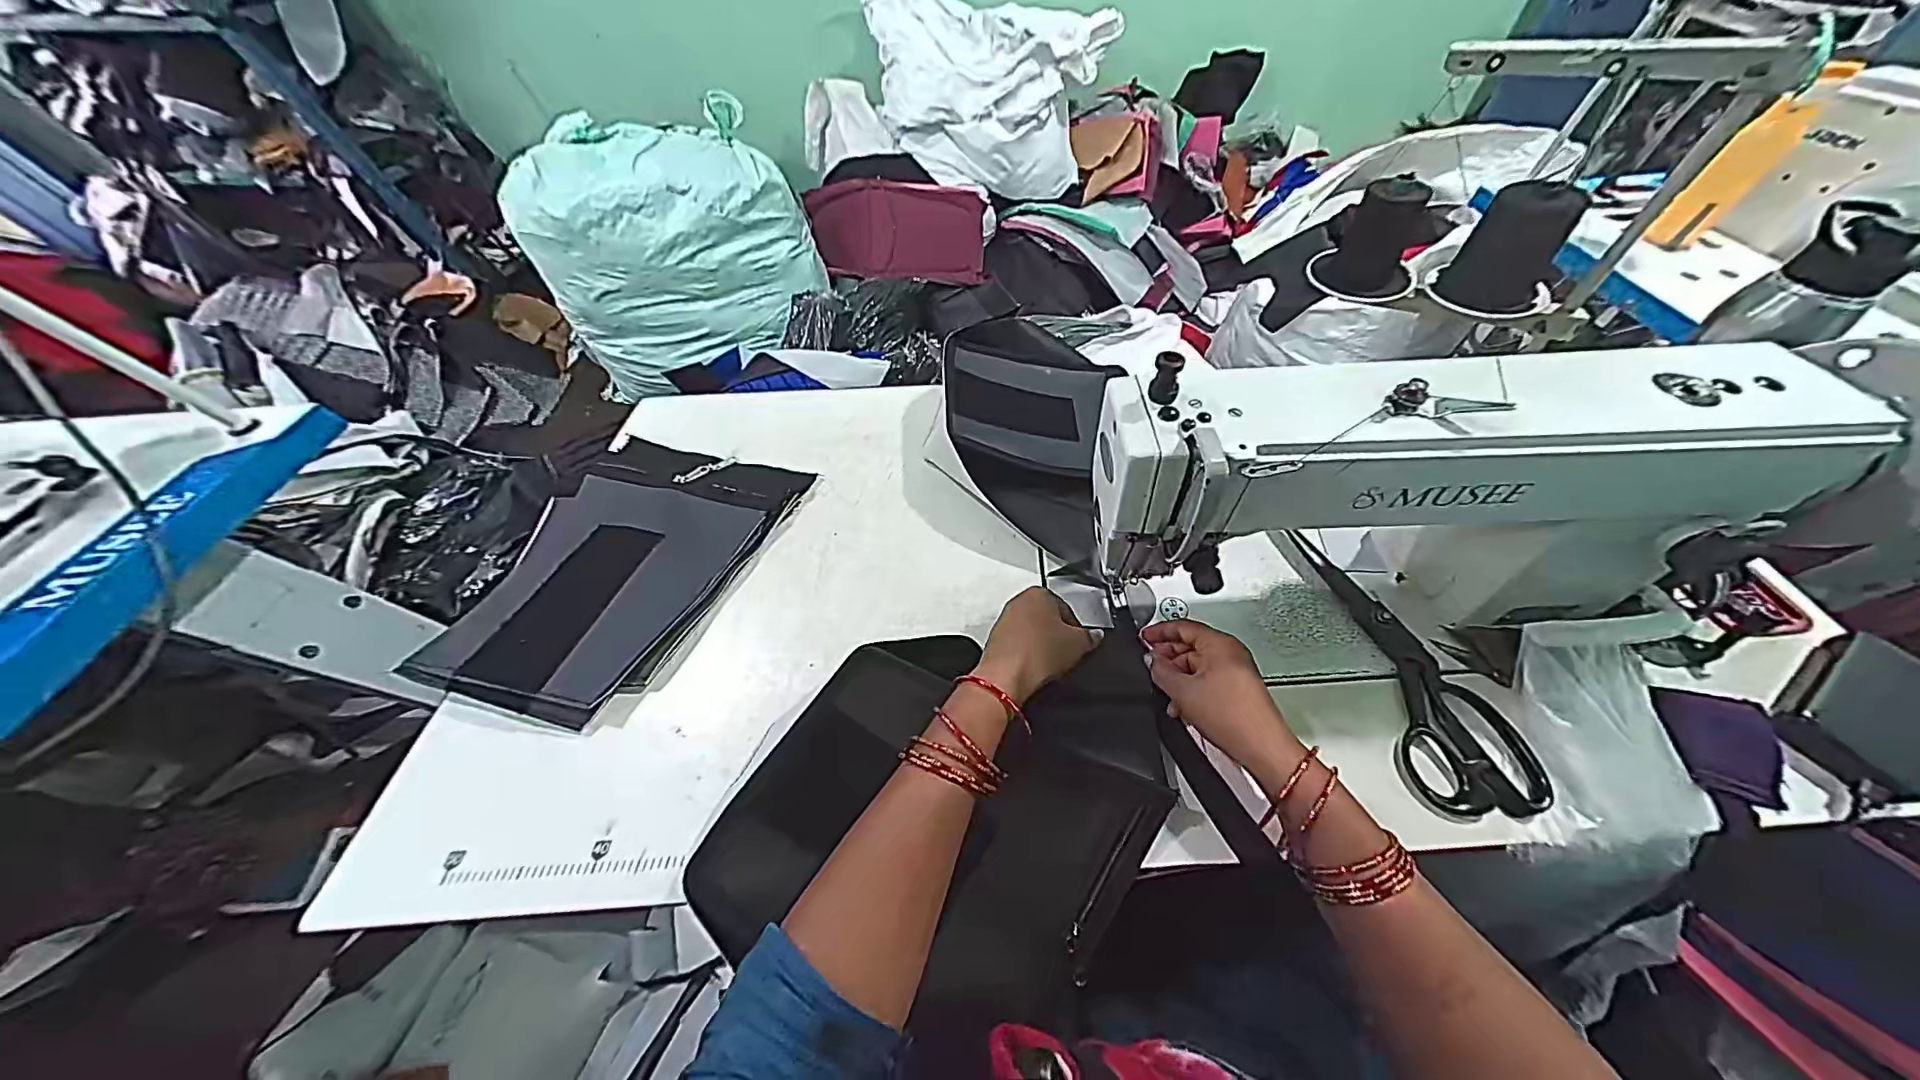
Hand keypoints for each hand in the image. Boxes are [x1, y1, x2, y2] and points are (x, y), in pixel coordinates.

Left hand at [975, 587, 1102, 703]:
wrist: (1007, 676)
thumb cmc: (1035, 653)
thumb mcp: (1079, 644)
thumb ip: (1091, 636)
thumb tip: (1094, 636)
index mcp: (1038, 593)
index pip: (1066, 609)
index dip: (1077, 629)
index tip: (1080, 641)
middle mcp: (1018, 602)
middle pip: (1046, 619)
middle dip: (1057, 636)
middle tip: (1066, 652)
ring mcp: (1005, 621)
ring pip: (1032, 633)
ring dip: (1041, 646)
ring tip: (1049, 663)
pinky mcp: (996, 641)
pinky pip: (1019, 646)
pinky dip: (1027, 655)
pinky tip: (1033, 668)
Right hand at [1143, 620, 1303, 776]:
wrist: (1261, 746)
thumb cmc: (1235, 717)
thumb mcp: (1183, 691)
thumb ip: (1161, 671)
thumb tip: (1152, 662)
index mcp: (1220, 644)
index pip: (1183, 626)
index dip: (1159, 631)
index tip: (1145, 636)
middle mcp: (1231, 653)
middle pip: (1190, 645)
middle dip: (1167, 656)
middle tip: (1151, 664)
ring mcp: (1236, 671)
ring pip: (1197, 665)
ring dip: (1178, 677)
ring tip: (1166, 690)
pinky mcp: (1237, 689)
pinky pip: (1207, 680)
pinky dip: (1191, 688)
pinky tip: (1182, 704)